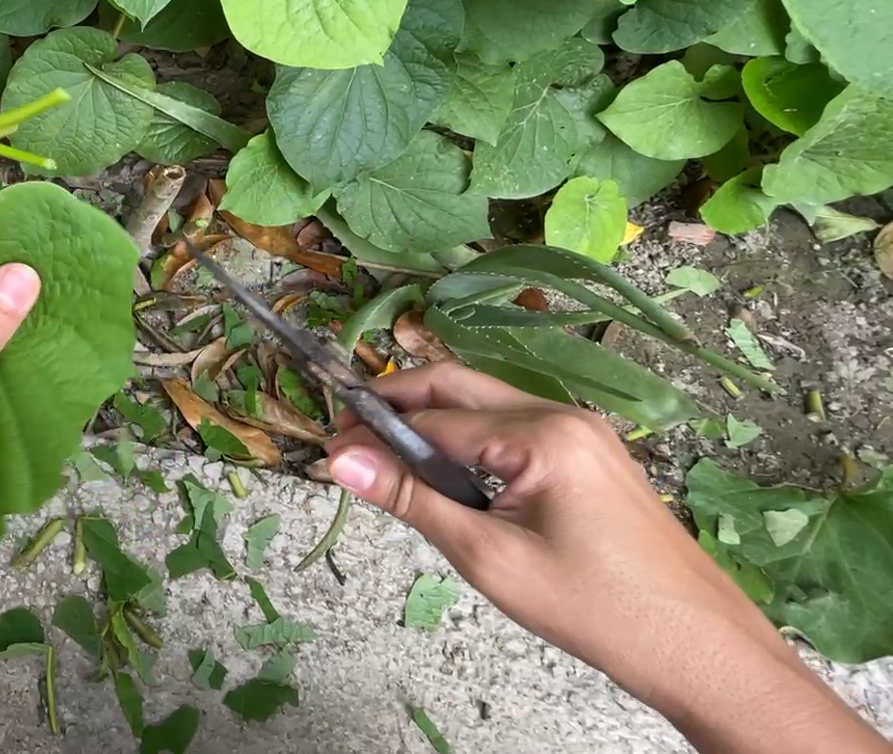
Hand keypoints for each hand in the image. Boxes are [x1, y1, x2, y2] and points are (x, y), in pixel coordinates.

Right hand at [324, 364, 886, 753]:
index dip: (374, 432)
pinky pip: (507, 425)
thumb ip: (407, 498)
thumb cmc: (595, 610)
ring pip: (479, 403)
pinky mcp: (588, 453)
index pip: (431, 417)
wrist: (712, 661)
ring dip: (428, 420)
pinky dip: (464, 438)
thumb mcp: (487, 555)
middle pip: (453, 385)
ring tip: (392, 462)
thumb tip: (338, 460)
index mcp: (541, 435)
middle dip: (394, 404)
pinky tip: (447, 475)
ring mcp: (581, 431)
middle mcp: (561, 415)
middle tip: (352, 441)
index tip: (333, 454)